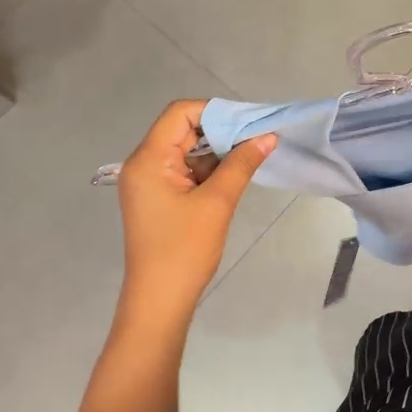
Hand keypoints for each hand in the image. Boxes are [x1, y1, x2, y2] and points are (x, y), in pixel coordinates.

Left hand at [115, 100, 276, 310]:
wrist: (161, 299)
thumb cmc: (185, 249)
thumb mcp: (217, 202)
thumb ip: (242, 164)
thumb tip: (268, 135)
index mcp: (148, 160)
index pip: (180, 113)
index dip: (215, 111)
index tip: (249, 123)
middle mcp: (143, 164)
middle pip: (183, 129)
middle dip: (221, 131)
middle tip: (258, 138)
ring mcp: (149, 183)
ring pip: (187, 151)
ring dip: (218, 152)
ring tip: (251, 156)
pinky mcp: (159, 198)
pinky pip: (186, 171)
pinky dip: (210, 170)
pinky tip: (235, 175)